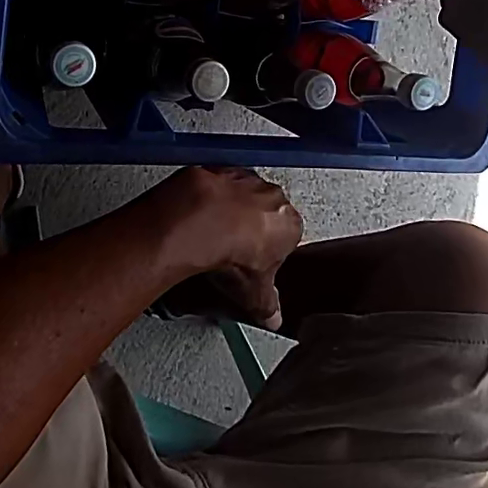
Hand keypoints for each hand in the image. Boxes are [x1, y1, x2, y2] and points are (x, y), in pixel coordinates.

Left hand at [137, 166, 301, 329]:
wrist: (201, 222)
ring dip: (230, 208)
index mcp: (290, 223)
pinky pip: (217, 183)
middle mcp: (273, 195)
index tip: (254, 262)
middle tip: (233, 249)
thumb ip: (268, 306)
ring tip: (212, 233)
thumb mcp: (255, 293)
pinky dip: (209, 196)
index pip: (287, 237)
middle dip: (252, 227)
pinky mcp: (219, 169)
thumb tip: (272, 318)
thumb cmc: (233, 250)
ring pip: (242, 194)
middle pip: (266, 213)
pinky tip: (197, 216)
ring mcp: (245, 179)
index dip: (269, 251)